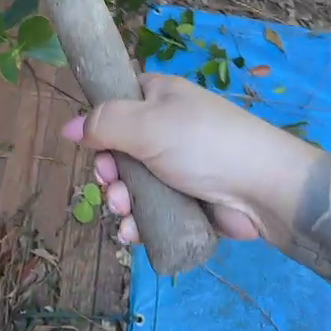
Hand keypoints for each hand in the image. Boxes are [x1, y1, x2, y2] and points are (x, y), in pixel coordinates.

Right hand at [60, 73, 314, 244]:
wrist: (261, 188)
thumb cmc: (203, 143)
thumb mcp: (147, 124)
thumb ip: (104, 124)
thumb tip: (68, 127)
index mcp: (160, 98)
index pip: (118, 103)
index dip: (100, 125)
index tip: (93, 145)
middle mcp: (166, 130)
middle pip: (118, 151)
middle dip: (109, 173)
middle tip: (111, 184)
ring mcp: (177, 168)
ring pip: (131, 186)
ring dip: (120, 201)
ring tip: (125, 211)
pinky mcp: (186, 202)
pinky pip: (150, 211)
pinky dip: (138, 223)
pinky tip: (133, 233)